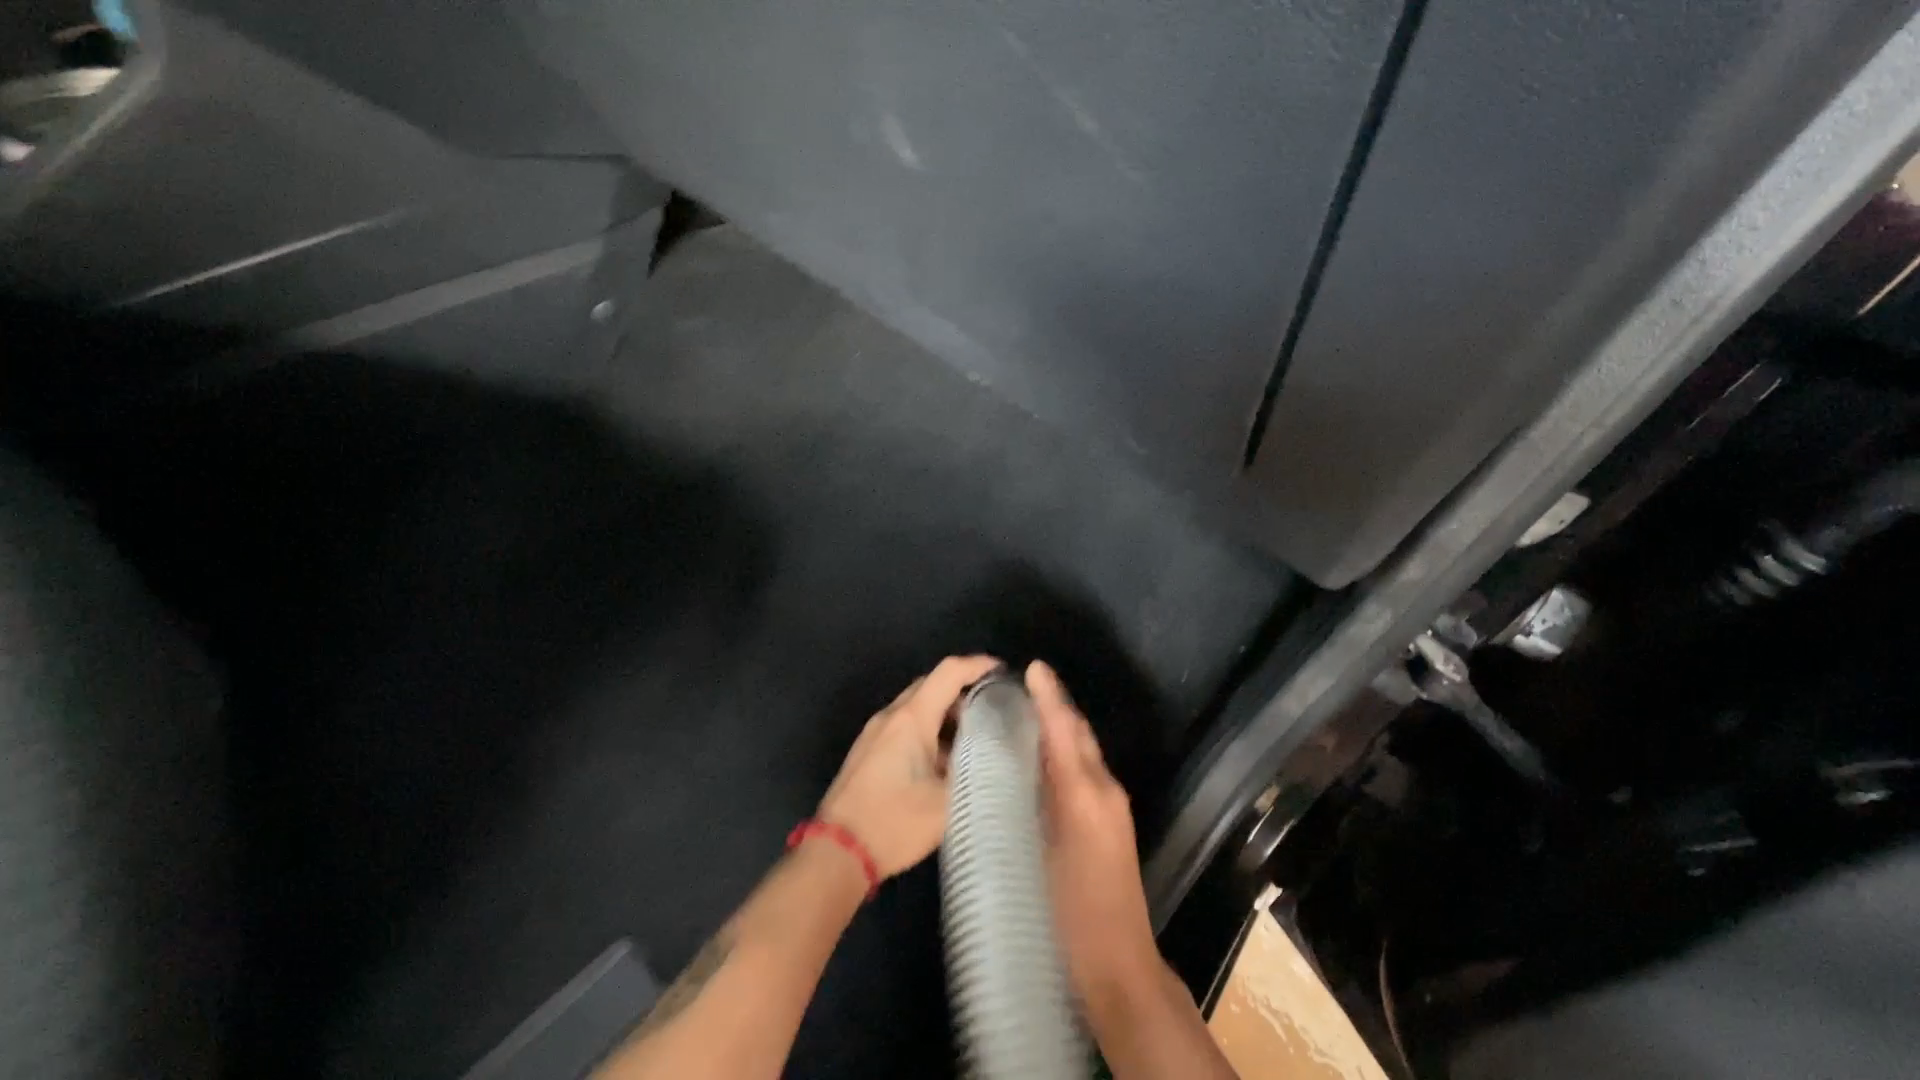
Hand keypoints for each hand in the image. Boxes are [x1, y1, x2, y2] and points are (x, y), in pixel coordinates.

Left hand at [817, 655, 1000, 878]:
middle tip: (995, 709)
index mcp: (911, 718)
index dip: (978, 665)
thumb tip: (1000, 757)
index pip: (949, 672)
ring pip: (916, 708)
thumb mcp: (949, 801)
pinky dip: (929, 731)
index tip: (1003, 673)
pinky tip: (946, 761)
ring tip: (977, 738)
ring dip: (946, 715)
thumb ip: (977, 772)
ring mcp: (875, 734)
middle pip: (931, 686)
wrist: (838, 852)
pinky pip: (904, 728)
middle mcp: (890, 717)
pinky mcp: (868, 753)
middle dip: (964, 691)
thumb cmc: (895, 822)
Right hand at [1029, 660, 1163, 1004]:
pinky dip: (1061, 755)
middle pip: (1077, 736)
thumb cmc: (1073, 915)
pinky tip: (1036, 762)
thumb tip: (1001, 768)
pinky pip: (1082, 774)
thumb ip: (1023, 807)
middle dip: (1054, 705)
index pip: (1064, 731)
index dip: (1049, 697)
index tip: (1031, 667)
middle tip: (1018, 685)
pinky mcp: (1107, 827)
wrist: (1118, 968)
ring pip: (1081, 754)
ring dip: (1057, 727)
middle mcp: (1104, 792)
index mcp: (1087, 793)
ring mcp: (1109, 810)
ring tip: (1021, 711)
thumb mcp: (1039, 858)